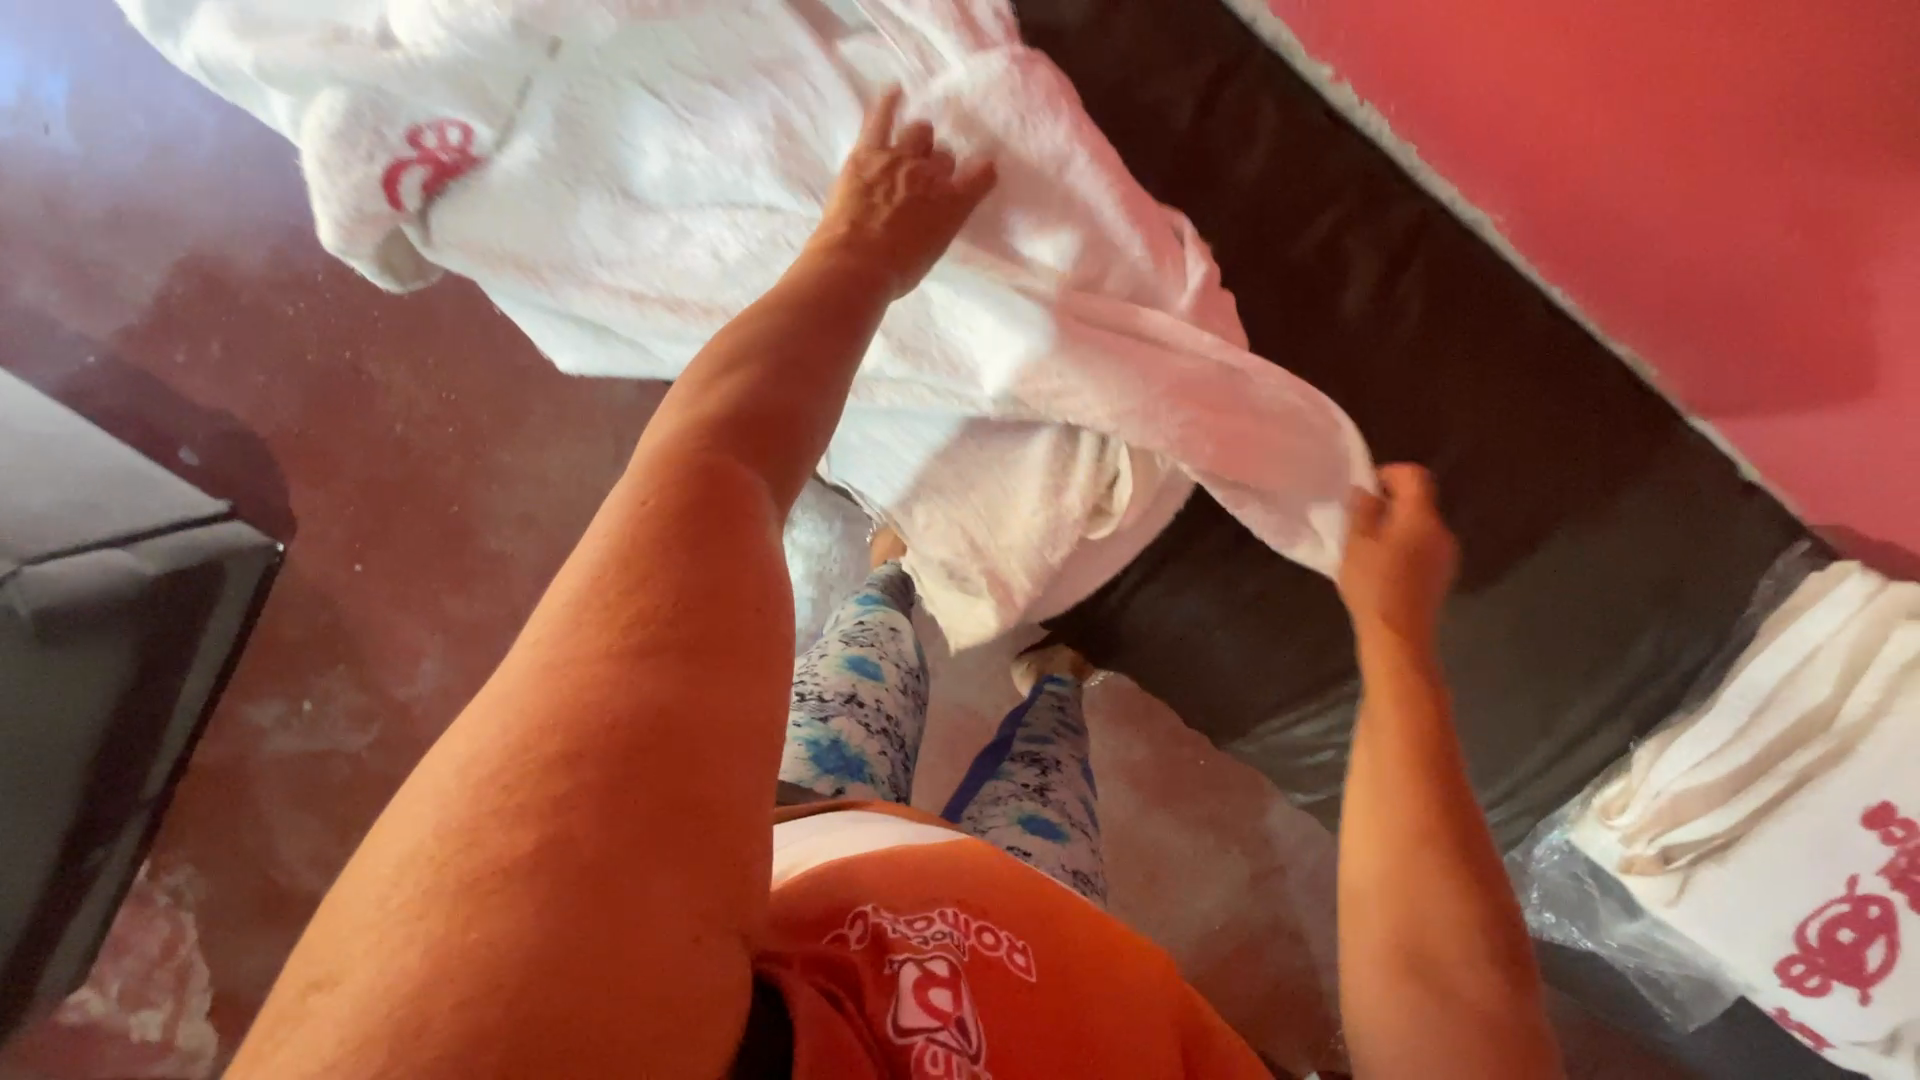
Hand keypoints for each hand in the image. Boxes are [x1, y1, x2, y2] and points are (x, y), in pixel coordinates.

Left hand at [805, 87, 997, 299]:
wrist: (857, 264)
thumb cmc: (895, 272)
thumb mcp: (931, 253)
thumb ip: (939, 227)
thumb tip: (934, 218)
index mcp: (954, 205)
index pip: (981, 176)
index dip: (981, 172)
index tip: (981, 172)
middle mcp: (933, 176)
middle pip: (944, 156)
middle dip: (938, 165)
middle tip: (926, 178)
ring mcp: (901, 158)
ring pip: (919, 132)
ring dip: (919, 138)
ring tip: (912, 145)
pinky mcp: (869, 151)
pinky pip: (881, 117)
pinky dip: (888, 102)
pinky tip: (893, 92)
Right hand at [1337, 465, 1458, 647]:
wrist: (1398, 635)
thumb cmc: (1373, 585)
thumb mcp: (1356, 543)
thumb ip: (1363, 510)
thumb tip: (1366, 490)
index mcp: (1420, 518)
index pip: (1415, 476)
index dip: (1389, 473)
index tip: (1365, 487)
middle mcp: (1441, 531)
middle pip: (1418, 502)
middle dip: (1390, 503)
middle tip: (1358, 519)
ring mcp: (1446, 554)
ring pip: (1420, 526)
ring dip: (1396, 526)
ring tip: (1367, 546)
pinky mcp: (1443, 573)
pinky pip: (1424, 546)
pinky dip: (1404, 545)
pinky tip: (1383, 566)